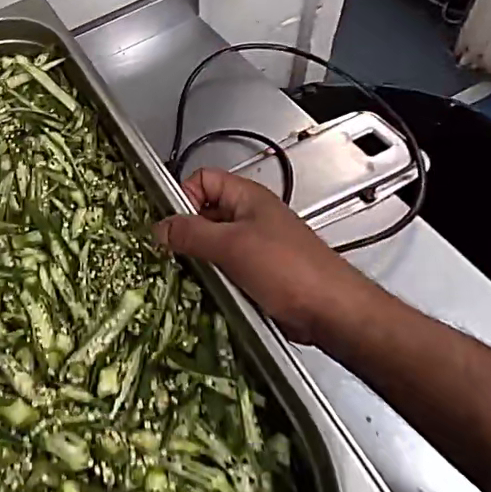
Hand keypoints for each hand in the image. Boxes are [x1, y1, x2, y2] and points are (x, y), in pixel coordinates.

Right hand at [154, 168, 382, 344]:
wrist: (330, 311)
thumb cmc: (289, 269)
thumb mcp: (232, 246)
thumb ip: (192, 233)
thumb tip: (160, 227)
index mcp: (246, 197)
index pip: (202, 180)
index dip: (183, 196)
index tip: (171, 224)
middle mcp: (250, 216)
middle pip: (204, 212)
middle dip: (186, 231)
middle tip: (170, 253)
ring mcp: (254, 244)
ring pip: (213, 243)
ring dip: (199, 258)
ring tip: (186, 274)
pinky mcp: (257, 272)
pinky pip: (224, 267)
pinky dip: (213, 277)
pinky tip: (205, 291)